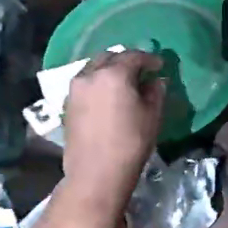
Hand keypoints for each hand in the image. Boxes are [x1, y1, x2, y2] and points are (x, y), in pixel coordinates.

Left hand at [61, 50, 165, 199]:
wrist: (96, 172)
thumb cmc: (131, 142)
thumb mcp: (152, 115)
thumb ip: (155, 91)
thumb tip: (155, 81)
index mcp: (114, 74)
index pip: (134, 56)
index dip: (150, 59)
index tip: (160, 66)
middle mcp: (91, 75)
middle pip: (110, 57)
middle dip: (126, 61)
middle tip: (141, 71)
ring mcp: (75, 89)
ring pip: (94, 69)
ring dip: (110, 71)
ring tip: (123, 84)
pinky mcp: (67, 104)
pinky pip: (85, 83)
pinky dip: (98, 83)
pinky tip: (108, 97)